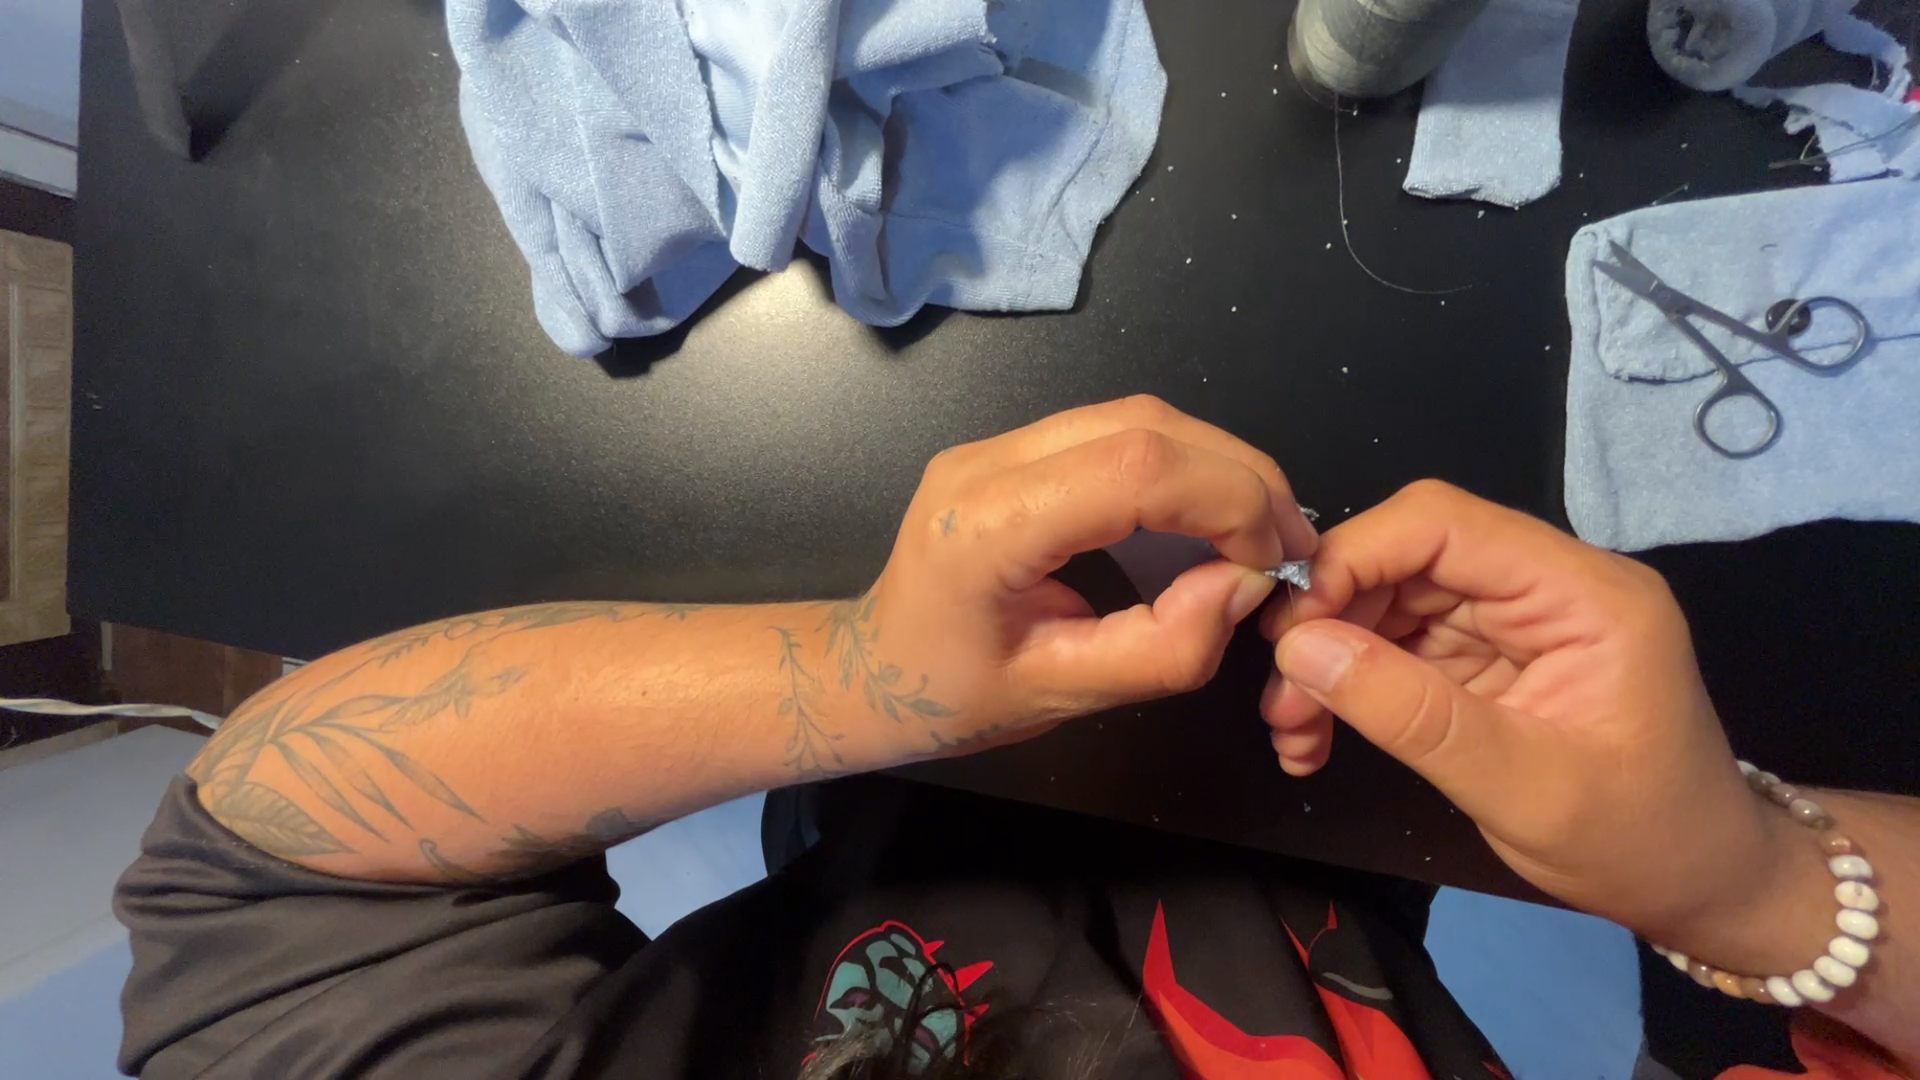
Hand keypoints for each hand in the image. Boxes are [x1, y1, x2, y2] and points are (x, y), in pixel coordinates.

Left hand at [862, 396, 1316, 752]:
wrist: (872, 667)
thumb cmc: (951, 695)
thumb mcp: (1062, 693)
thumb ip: (1163, 647)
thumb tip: (1246, 583)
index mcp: (987, 526)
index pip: (1134, 468)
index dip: (1228, 499)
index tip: (1274, 559)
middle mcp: (985, 462)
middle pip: (1142, 424)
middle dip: (1236, 475)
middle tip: (1286, 541)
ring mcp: (991, 447)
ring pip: (1131, 416)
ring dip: (1210, 462)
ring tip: (1255, 527)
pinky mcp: (1005, 452)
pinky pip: (1107, 433)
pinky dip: (1173, 464)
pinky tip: (1197, 511)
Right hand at [1260, 481, 1796, 961]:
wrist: (1695, 889)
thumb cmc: (1639, 841)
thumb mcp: (1521, 787)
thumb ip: (1408, 712)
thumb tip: (1296, 648)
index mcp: (1577, 591)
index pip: (1438, 524)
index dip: (1350, 557)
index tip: (1291, 628)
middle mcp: (1531, 585)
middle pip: (1391, 559)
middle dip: (1323, 623)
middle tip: (1281, 694)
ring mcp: (1494, 616)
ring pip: (1371, 601)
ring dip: (1319, 661)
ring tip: (1290, 727)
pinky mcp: (1465, 649)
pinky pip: (1377, 644)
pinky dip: (1336, 685)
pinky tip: (1311, 736)